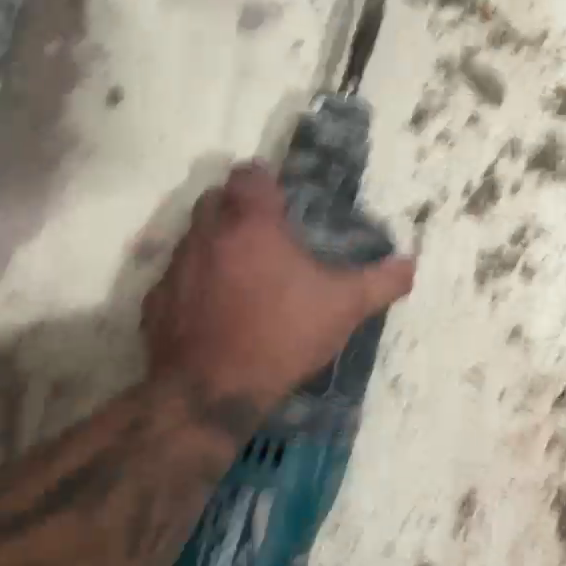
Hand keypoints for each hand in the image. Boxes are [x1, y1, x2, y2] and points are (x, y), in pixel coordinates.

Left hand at [142, 164, 414, 403]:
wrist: (211, 390)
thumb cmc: (283, 336)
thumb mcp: (345, 308)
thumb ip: (381, 282)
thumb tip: (409, 265)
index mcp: (252, 225)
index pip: (250, 175)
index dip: (267, 182)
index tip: (285, 201)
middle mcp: (207, 234)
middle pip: (216, 199)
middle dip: (240, 209)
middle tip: (270, 237)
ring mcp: (175, 266)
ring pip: (194, 236)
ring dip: (218, 245)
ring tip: (247, 276)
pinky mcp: (156, 300)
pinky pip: (178, 277)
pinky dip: (197, 283)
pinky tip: (219, 310)